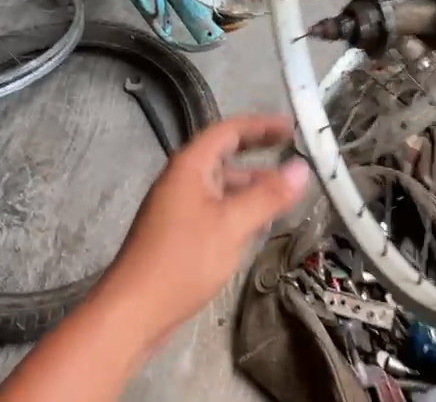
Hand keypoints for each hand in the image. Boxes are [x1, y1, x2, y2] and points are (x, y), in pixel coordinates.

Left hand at [95, 114, 311, 343]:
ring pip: (221, 184)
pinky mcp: (178, 230)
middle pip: (225, 154)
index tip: (293, 126)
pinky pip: (215, 206)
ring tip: (285, 193)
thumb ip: (268, 195)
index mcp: (191, 165)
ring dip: (251, 184)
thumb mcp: (232, 225)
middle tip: (293, 154)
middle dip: (259, 153)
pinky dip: (238, 207)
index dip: (262, 125)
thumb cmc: (183, 260)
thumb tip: (302, 169)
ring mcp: (178, 204)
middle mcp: (182, 177)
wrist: (133, 310)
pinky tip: (257, 224)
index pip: (230, 130)